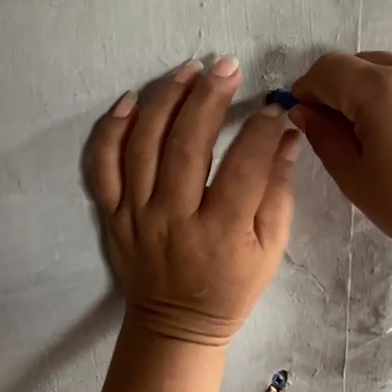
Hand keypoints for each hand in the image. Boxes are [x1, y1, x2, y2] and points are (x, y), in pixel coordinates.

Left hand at [86, 57, 301, 345]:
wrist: (175, 326)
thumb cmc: (231, 288)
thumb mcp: (271, 249)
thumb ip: (278, 192)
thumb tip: (287, 136)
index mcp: (220, 231)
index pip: (243, 165)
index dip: (261, 129)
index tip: (273, 105)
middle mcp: (174, 218)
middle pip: (188, 145)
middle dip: (210, 98)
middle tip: (227, 65)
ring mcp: (136, 215)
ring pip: (144, 145)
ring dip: (166, 100)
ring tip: (188, 70)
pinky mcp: (112, 215)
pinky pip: (104, 166)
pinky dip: (112, 130)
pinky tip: (131, 100)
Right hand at [290, 51, 391, 273]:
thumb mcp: (356, 178)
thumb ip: (323, 136)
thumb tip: (304, 110)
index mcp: (383, 90)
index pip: (328, 69)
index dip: (307, 89)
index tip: (302, 117)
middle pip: (356, 62)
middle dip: (336, 89)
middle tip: (334, 131)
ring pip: (384, 68)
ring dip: (364, 90)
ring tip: (370, 136)